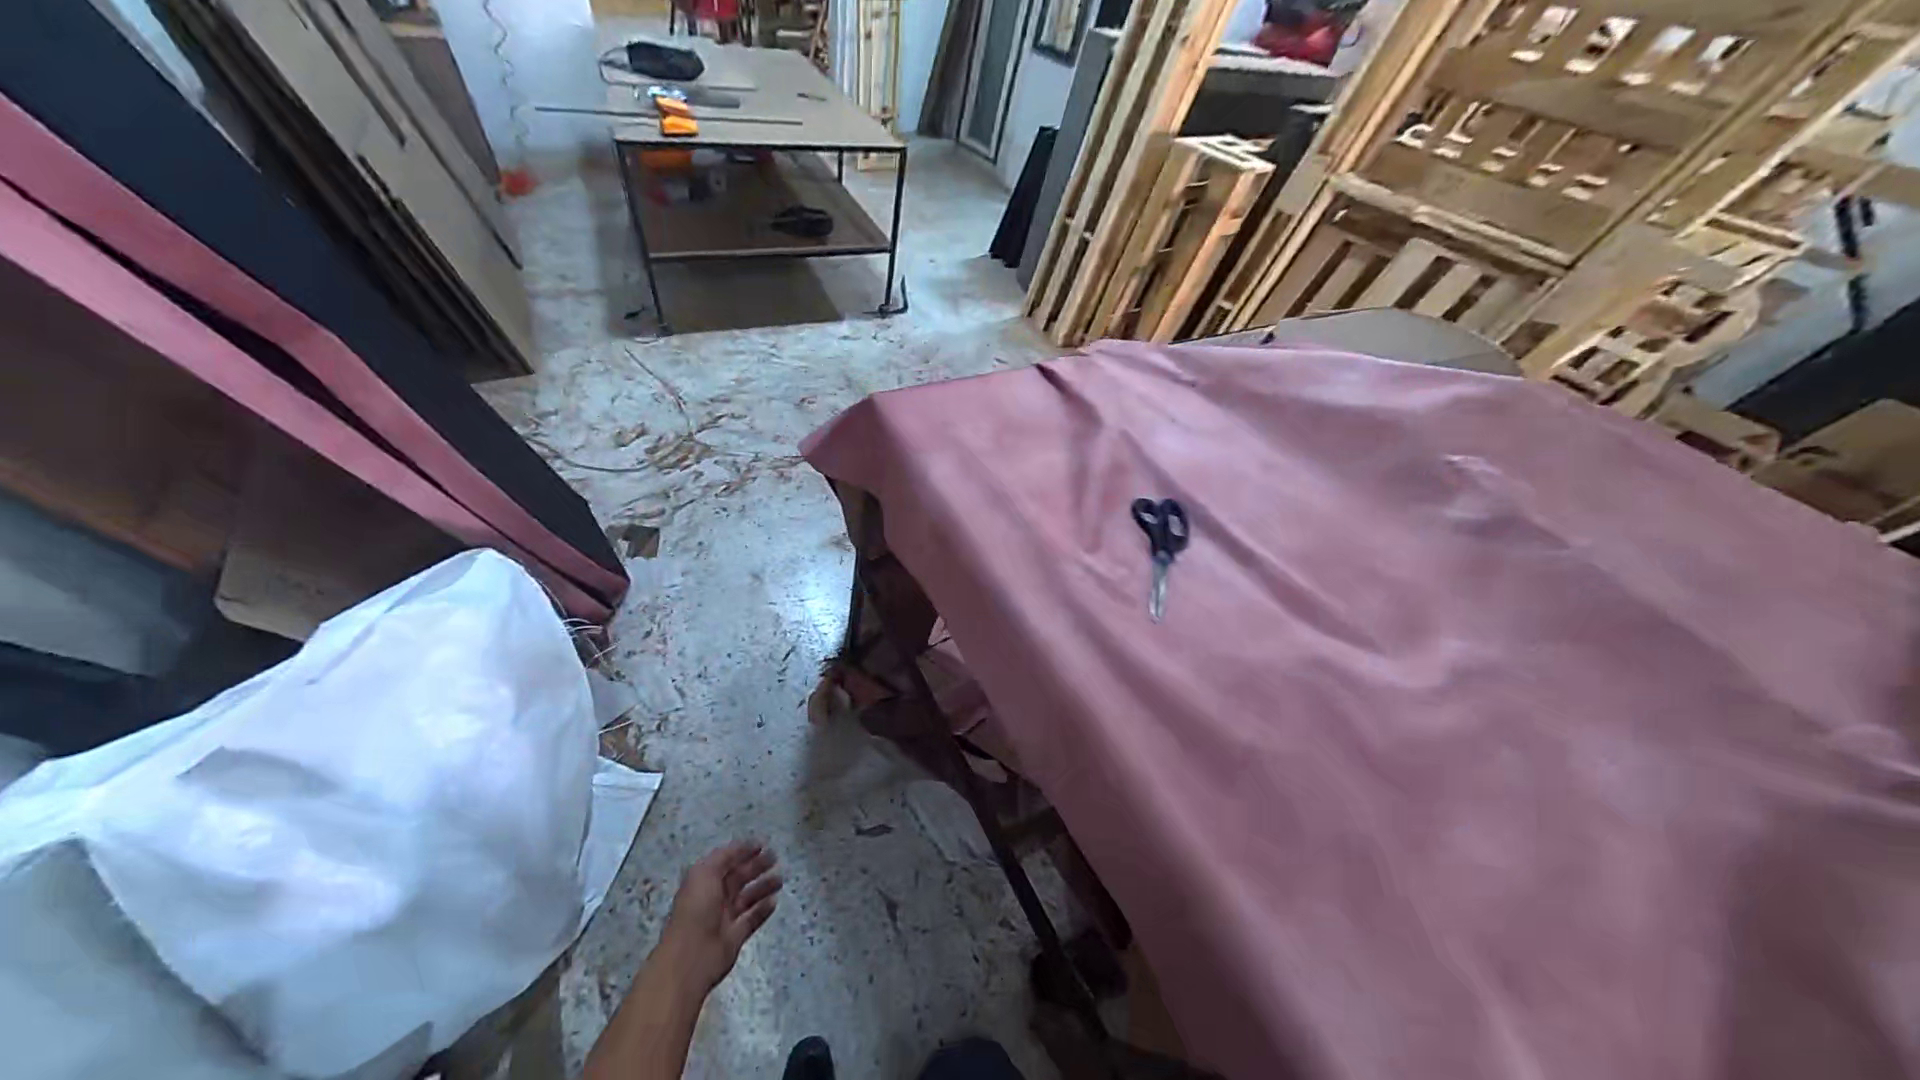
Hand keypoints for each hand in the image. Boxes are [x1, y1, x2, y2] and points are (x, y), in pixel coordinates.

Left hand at [653, 840, 782, 996]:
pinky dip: (763, 910)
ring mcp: (725, 918)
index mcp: (704, 882)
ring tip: (780, 879)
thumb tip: (742, 846)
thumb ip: (724, 857)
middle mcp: (714, 898)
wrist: (690, 957)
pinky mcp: (735, 936)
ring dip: (763, 886)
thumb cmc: (696, 909)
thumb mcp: (705, 873)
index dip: (742, 852)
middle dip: (756, 866)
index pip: (726, 862)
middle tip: (775, 858)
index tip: (762, 844)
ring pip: (748, 898)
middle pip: (738, 878)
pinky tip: (774, 901)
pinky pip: (752, 919)